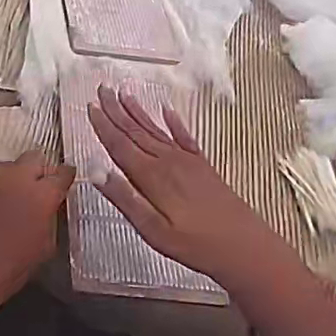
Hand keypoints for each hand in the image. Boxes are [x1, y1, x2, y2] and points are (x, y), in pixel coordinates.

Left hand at [0, 151, 72, 306]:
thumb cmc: (13, 265)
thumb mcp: (46, 244)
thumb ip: (50, 216)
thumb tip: (49, 206)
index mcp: (43, 194)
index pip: (62, 172)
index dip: (64, 177)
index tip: (63, 182)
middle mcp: (17, 177)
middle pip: (34, 158)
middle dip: (38, 170)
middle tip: (35, 186)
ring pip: (7, 166)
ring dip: (11, 178)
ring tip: (6, 197)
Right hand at [88, 86, 277, 285]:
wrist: (245, 247)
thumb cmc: (194, 245)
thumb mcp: (152, 229)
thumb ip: (125, 198)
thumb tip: (96, 172)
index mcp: (152, 176)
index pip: (120, 145)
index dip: (103, 125)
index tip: (90, 106)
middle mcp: (168, 162)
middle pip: (136, 131)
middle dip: (116, 110)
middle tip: (102, 88)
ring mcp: (188, 162)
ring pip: (156, 130)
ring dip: (138, 112)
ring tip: (124, 94)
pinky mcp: (203, 167)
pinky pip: (184, 138)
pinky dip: (174, 122)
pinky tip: (167, 110)